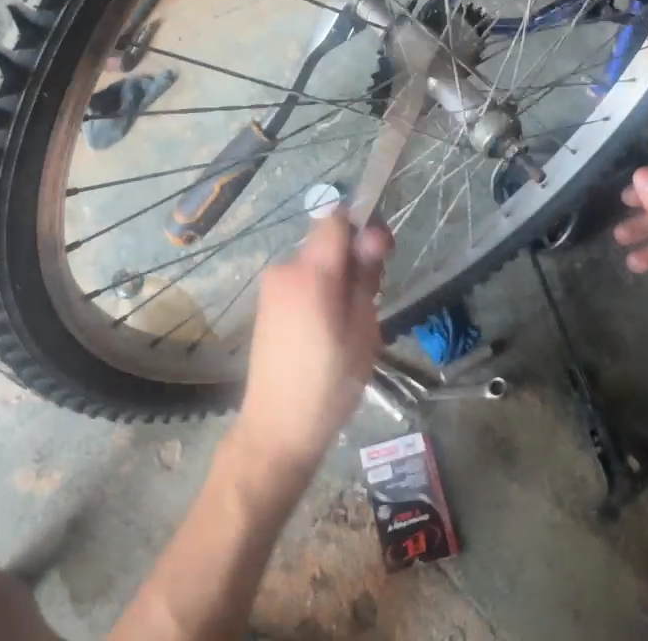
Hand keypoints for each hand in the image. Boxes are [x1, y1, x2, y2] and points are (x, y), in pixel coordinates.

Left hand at [236, 211, 392, 469]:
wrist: (278, 428)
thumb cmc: (330, 382)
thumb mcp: (362, 329)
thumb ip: (366, 276)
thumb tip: (374, 234)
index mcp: (310, 272)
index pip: (336, 219)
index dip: (362, 228)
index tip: (381, 256)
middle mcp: (284, 269)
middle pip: (326, 242)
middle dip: (352, 260)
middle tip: (369, 302)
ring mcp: (271, 287)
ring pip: (315, 263)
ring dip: (335, 278)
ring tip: (347, 324)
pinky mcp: (266, 304)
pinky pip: (301, 282)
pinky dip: (318, 292)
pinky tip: (326, 330)